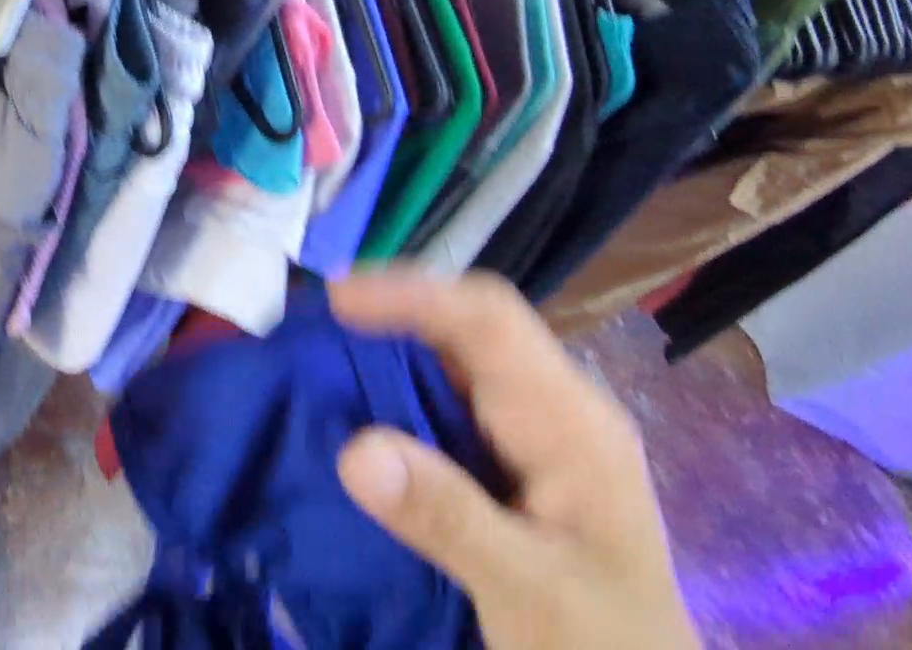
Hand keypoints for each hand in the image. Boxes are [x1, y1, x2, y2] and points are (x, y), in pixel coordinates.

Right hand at [329, 271, 697, 649]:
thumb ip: (448, 518)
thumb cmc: (599, 643)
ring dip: (384, 350)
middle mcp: (548, 408)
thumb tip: (354, 451)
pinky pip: (439, 400)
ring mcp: (526, 431)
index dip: (411, 295)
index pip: (488, 322)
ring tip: (317, 355)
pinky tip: (353, 408)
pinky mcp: (502, 457)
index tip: (335, 298)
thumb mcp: (529, 590)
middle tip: (311, 323)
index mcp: (569, 421)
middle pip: (465, 328)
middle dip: (389, 313)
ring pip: (448, 359)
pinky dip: (390, 392)